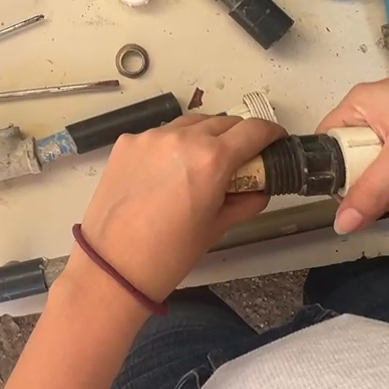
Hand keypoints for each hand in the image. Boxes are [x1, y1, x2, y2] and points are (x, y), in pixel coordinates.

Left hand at [77, 113, 285, 300]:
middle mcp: (181, 138)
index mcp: (211, 159)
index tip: (275, 139)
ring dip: (204, 136)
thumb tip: (260, 187)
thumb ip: (245, 201)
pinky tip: (168, 171)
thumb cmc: (170, 254)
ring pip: (189, 124)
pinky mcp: (126, 142)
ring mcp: (150, 136)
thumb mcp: (217, 228)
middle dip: (237, 136)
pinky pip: (159, 135)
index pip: (253, 130)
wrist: (112, 266)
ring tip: (203, 162)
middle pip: (222, 122)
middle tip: (241, 158)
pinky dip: (171, 145)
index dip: (270, 133)